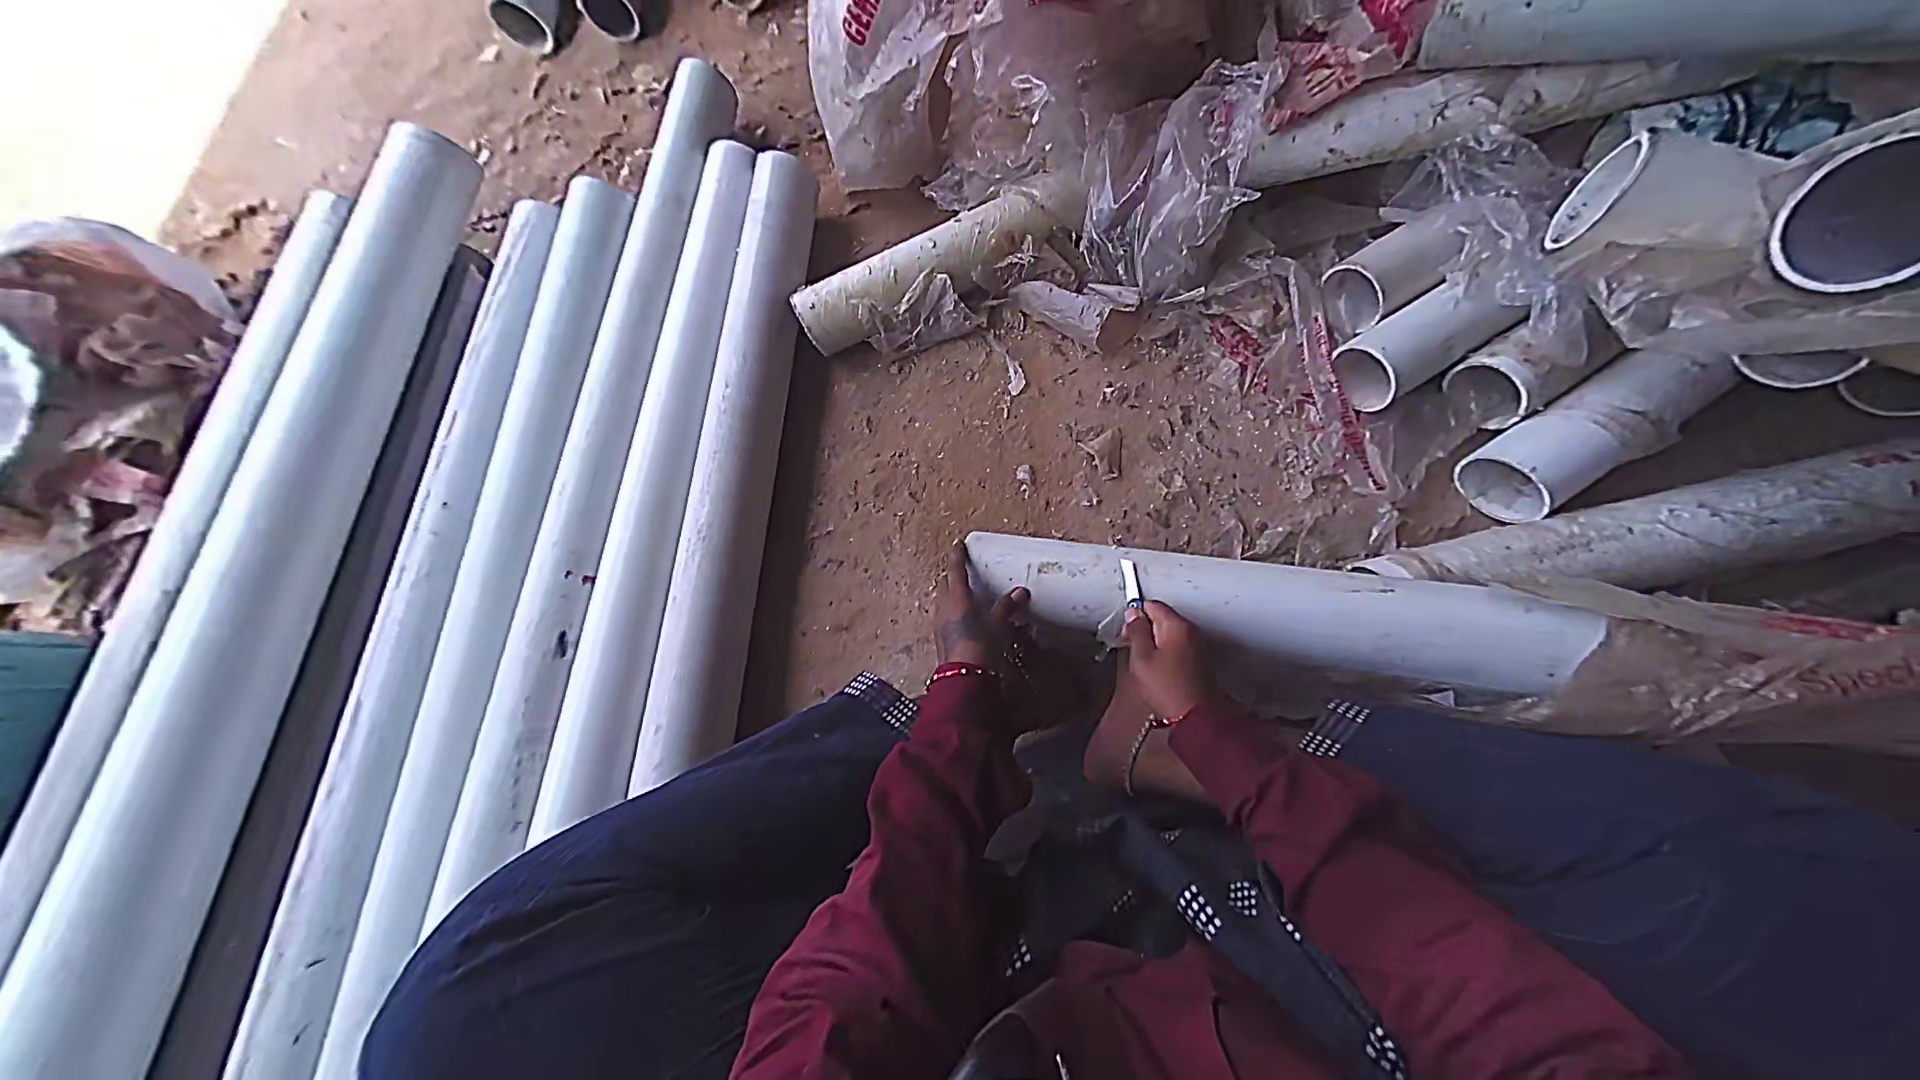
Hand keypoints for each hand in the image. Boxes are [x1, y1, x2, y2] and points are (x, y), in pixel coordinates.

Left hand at [936, 541, 1028, 667]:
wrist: (964, 675)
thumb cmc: (981, 645)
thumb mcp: (998, 624)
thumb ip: (1007, 606)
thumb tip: (1020, 592)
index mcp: (957, 597)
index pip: (955, 569)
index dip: (957, 556)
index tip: (958, 546)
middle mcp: (944, 606)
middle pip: (944, 583)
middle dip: (951, 575)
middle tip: (960, 571)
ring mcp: (939, 622)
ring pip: (941, 600)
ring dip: (949, 594)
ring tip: (962, 594)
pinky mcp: (939, 637)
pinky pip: (943, 615)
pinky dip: (950, 610)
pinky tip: (961, 617)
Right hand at [1121, 600, 1213, 720]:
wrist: (1195, 715)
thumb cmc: (1167, 687)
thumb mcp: (1141, 657)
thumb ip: (1136, 631)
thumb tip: (1133, 614)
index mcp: (1177, 625)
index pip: (1151, 604)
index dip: (1134, 615)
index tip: (1126, 632)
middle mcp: (1190, 630)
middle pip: (1161, 616)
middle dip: (1144, 628)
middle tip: (1133, 649)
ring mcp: (1196, 644)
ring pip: (1168, 631)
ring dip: (1153, 641)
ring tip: (1144, 662)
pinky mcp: (1197, 658)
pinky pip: (1176, 644)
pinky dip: (1164, 650)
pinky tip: (1157, 668)